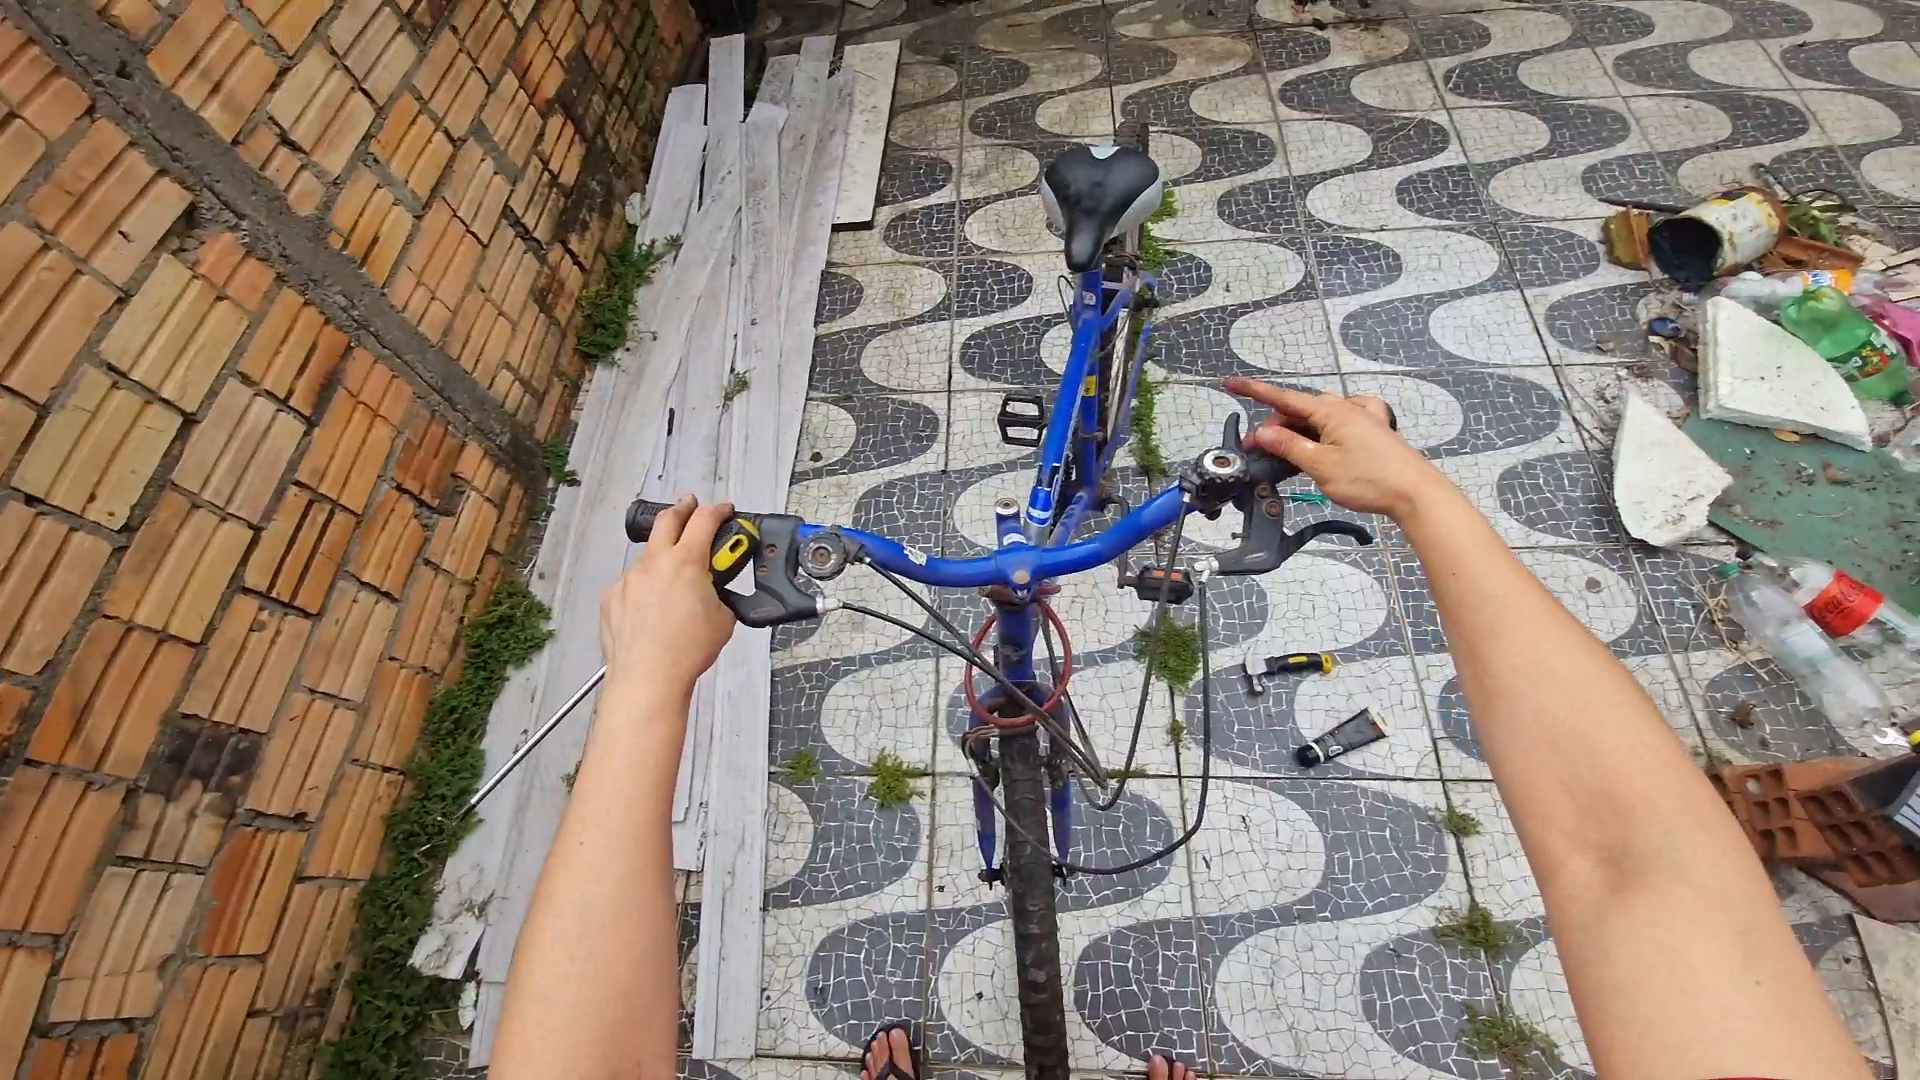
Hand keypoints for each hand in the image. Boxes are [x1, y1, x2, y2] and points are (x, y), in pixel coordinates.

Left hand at [601, 496, 736, 695]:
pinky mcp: (612, 599)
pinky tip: (654, 612)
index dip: (718, 511)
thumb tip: (712, 594)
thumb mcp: (723, 618)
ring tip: (676, 580)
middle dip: (683, 508)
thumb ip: (718, 595)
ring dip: (663, 559)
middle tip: (691, 505)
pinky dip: (645, 589)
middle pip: (668, 521)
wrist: (649, 676)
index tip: (724, 509)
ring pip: (648, 558)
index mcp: (686, 562)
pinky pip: (632, 585)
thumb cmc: (688, 650)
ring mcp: (629, 579)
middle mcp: (654, 563)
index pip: (705, 521)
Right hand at [1224, 378, 1450, 519]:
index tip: (1231, 383)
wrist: (1415, 494)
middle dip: (1275, 426)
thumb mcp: (1319, 464)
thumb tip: (1263, 432)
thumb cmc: (1368, 478)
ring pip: (1319, 417)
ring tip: (1285, 453)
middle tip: (1257, 449)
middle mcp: (1347, 409)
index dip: (1255, 391)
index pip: (1284, 397)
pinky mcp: (1373, 433)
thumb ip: (1288, 445)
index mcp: (1332, 411)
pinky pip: (1339, 423)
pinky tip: (1325, 438)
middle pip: (1300, 410)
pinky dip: (1323, 430)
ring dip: (1297, 431)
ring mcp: (1362, 419)